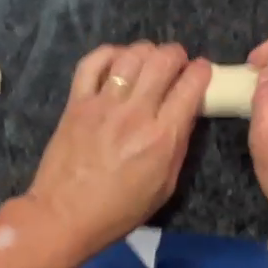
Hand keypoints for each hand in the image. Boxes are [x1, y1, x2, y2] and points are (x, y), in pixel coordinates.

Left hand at [21, 42, 211, 260]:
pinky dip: (109, 54)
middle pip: (163, 61)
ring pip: (131, 56)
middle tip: (177, 64)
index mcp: (162, 138)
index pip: (190, 86)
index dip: (202, 72)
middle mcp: (135, 114)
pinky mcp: (77, 103)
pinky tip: (118, 61)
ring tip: (150, 60)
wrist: (64, 217)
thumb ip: (178, 147)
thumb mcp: (164, 187)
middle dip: (177, 55)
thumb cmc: (119, 211)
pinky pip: (92, 63)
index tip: (203, 71)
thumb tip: (186, 114)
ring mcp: (103, 104)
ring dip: (147, 51)